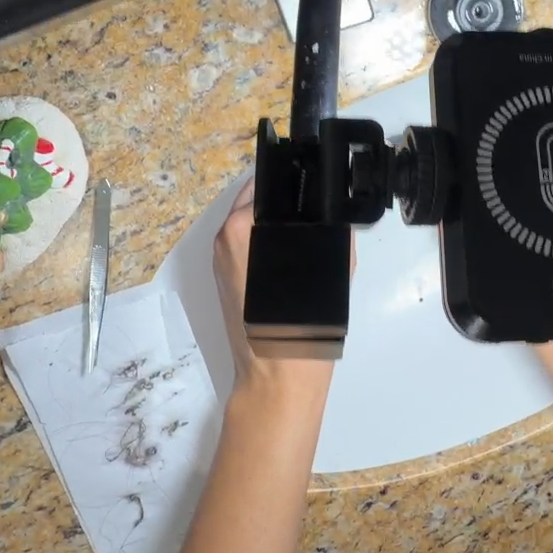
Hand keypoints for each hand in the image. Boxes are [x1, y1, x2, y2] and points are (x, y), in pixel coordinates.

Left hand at [211, 181, 341, 397]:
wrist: (279, 375)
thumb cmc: (304, 320)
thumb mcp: (329, 266)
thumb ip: (329, 231)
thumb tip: (331, 210)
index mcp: (241, 227)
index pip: (265, 183)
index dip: (292, 178)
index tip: (315, 180)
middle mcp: (224, 239)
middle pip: (255, 202)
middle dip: (284, 202)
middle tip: (316, 208)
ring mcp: (221, 261)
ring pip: (250, 225)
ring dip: (275, 223)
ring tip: (309, 232)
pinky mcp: (225, 280)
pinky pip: (248, 247)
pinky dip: (268, 244)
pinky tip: (295, 258)